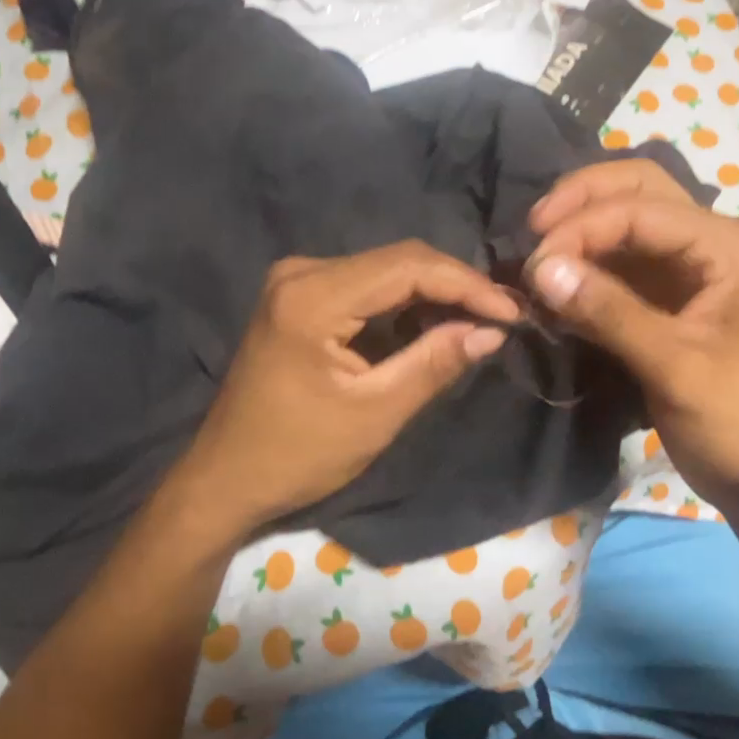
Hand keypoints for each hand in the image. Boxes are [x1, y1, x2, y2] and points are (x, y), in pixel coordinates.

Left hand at [172, 240, 517, 535]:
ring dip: (433, 292)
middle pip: (397, 260)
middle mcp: (301, 272)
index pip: (407, 267)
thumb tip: (493, 331)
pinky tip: (438, 322)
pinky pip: (365, 286)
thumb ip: (433, 363)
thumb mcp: (374, 414)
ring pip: (384, 269)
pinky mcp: (298, 296)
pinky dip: (404, 302)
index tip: (512, 312)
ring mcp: (296, 281)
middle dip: (455, 285)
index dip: (466, 285)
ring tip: (482, 319)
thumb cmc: (297, 454)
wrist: (225, 478)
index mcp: (312, 297)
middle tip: (504, 315)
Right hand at [525, 161, 738, 508]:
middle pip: (639, 189)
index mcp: (726, 246)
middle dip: (582, 202)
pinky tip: (557, 288)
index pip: (640, 208)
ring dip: (582, 230)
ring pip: (628, 222)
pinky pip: (624, 266)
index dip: (581, 226)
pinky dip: (589, 267)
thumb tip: (541, 267)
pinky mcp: (673, 302)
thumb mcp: (677, 367)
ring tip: (538, 259)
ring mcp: (692, 271)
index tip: (534, 267)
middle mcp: (710, 243)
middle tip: (532, 232)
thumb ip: (610, 312)